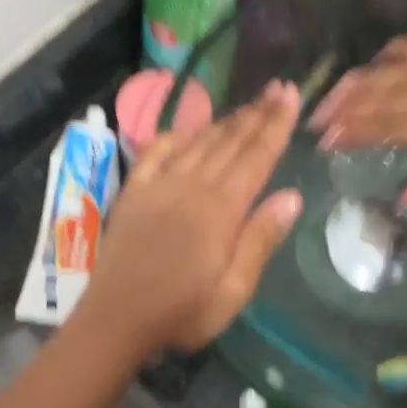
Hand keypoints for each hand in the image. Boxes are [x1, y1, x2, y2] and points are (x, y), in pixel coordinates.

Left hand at [78, 81, 304, 352]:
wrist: (115, 320)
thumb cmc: (181, 313)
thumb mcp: (233, 291)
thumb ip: (260, 240)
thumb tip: (291, 196)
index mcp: (220, 211)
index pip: (255, 158)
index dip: (275, 125)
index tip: (291, 95)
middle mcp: (190, 188)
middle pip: (229, 142)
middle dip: (256, 114)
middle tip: (277, 88)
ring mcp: (157, 187)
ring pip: (197, 143)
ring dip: (224, 121)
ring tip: (246, 106)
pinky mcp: (133, 193)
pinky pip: (155, 152)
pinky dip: (175, 136)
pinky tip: (188, 130)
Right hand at [309, 34, 406, 205]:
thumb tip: (401, 198)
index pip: (385, 127)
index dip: (352, 131)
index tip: (325, 139)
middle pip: (381, 97)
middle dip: (344, 107)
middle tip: (316, 116)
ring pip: (396, 71)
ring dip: (362, 81)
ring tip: (336, 90)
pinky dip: (401, 50)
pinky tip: (380, 56)